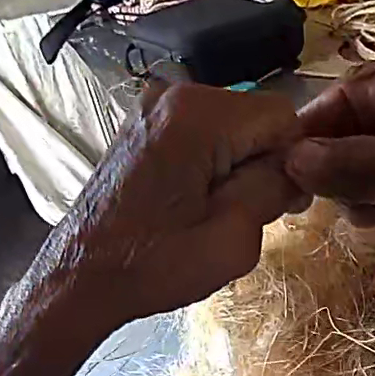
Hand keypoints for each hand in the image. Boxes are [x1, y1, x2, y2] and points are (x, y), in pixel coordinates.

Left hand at [0, 82, 305, 375]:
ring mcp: (152, 110)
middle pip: (255, 119)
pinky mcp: (142, 130)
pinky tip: (194, 204)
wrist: (79, 278)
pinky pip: (201, 137)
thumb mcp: (232, 238)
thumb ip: (274, 188)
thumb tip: (295, 166)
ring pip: (230, 129)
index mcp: (198, 115)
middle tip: (245, 217)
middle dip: (263, 164)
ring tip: (215, 215)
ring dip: (237, 168)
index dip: (293, 162)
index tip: (280, 205)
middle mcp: (174, 97)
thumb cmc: (151, 265)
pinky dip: (211, 165)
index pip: (283, 116)